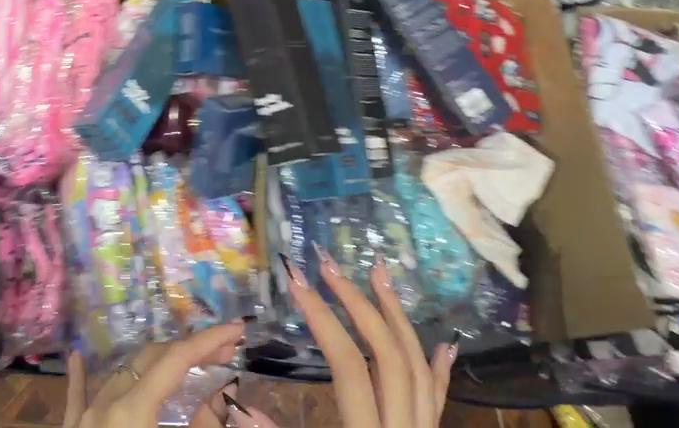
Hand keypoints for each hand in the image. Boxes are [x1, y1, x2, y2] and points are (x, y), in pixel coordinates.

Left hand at [63, 322, 245, 427]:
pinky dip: (81, 375)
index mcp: (134, 408)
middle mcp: (108, 402)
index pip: (178, 360)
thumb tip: (224, 392)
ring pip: (123, 373)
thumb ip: (203, 426)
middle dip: (190, 349)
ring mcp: (84, 416)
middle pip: (153, 359)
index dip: (210, 340)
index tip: (238, 328)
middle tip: (224, 350)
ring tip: (186, 362)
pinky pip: (76, 396)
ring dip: (156, 364)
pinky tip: (77, 355)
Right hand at [234, 253, 454, 427]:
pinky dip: (439, 369)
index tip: (295, 283)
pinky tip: (441, 344)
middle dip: (357, 303)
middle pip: (389, 354)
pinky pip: (439, 403)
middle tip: (327, 266)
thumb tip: (236, 412)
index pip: (349, 366)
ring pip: (418, 366)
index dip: (323, 319)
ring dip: (397, 316)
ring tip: (377, 273)